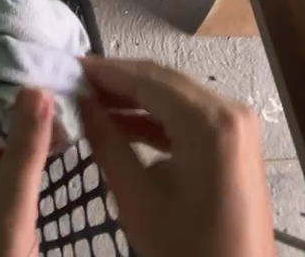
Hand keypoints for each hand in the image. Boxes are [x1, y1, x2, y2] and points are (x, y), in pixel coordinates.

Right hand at [79, 55, 276, 256]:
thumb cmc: (187, 252)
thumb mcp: (137, 198)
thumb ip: (106, 141)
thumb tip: (79, 101)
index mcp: (208, 121)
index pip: (147, 79)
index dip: (105, 71)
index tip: (68, 66)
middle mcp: (228, 110)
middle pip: (163, 81)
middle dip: (118, 81)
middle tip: (75, 80)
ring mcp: (235, 124)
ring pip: (174, 95)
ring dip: (134, 97)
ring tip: (91, 100)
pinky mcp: (234, 140)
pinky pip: (188, 115)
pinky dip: (155, 117)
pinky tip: (120, 121)